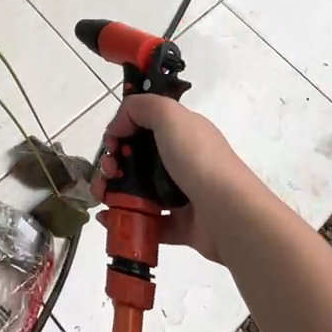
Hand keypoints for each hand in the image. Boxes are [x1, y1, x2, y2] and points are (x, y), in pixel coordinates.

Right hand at [91, 93, 258, 263]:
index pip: (142, 126)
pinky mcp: (180, 224)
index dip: (120, 131)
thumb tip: (119, 127)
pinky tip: (107, 217)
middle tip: (106, 171)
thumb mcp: (169, 114)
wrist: (230, 214)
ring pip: (137, 188)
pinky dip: (124, 217)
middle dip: (111, 162)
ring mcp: (181, 193)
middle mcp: (181, 160)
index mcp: (181, 133)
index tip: (111, 143)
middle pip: (135, 157)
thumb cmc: (198, 159)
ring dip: (112, 190)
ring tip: (102, 197)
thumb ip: (139, 106)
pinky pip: (146, 219)